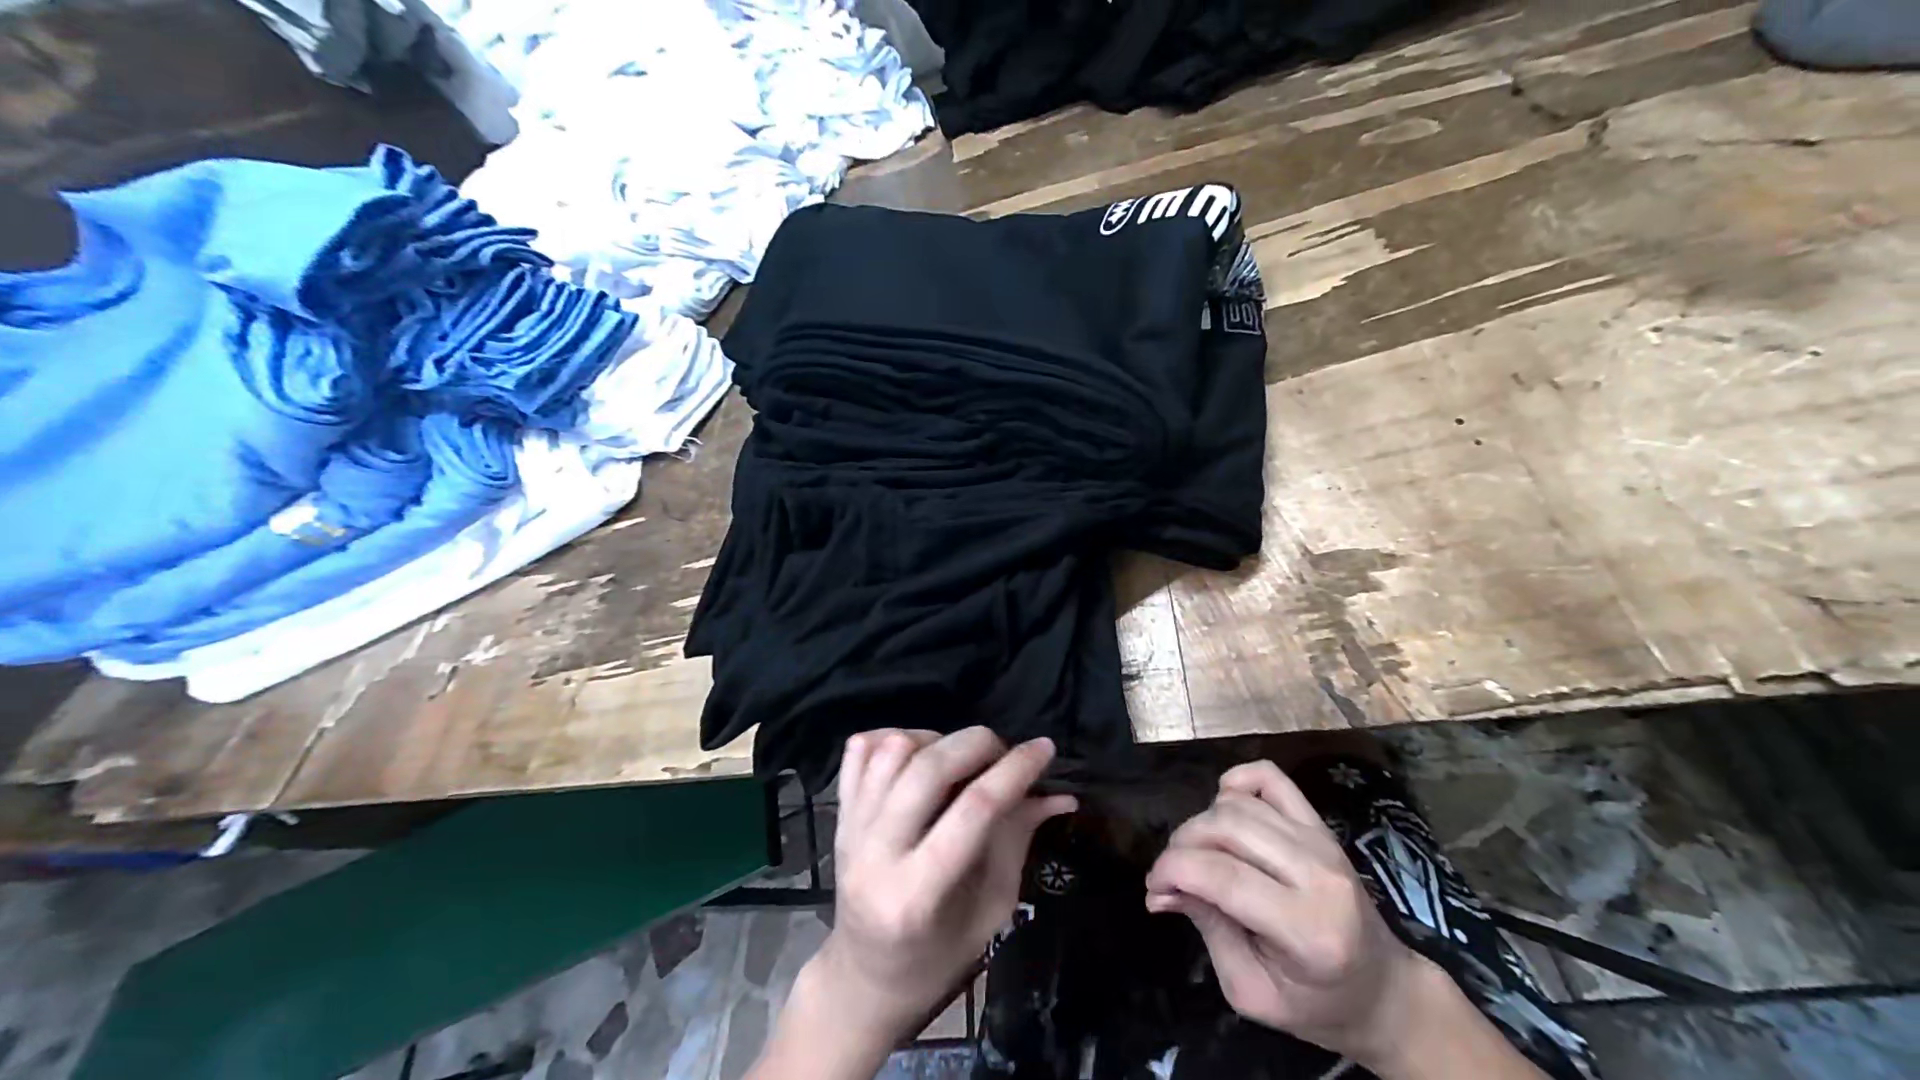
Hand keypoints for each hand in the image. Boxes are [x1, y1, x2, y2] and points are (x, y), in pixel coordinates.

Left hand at [812, 727, 1076, 1043]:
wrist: (863, 977)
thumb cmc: (936, 958)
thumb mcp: (988, 914)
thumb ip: (1015, 843)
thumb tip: (1057, 794)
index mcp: (917, 895)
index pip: (973, 811)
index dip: (1015, 771)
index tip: (1045, 748)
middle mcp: (875, 854)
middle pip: (927, 769)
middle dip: (977, 744)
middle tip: (1003, 751)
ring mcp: (849, 830)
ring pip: (891, 751)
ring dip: (936, 739)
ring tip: (959, 758)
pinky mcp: (838, 814)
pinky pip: (858, 751)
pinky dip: (893, 738)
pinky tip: (919, 754)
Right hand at [1144, 760, 1421, 1066]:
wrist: (1383, 992)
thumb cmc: (1315, 1004)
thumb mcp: (1251, 992)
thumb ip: (1207, 929)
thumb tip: (1160, 889)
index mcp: (1307, 930)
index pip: (1222, 875)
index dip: (1172, 870)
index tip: (1154, 888)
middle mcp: (1318, 875)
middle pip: (1225, 827)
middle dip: (1181, 845)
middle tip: (1171, 878)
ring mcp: (1322, 842)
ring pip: (1239, 802)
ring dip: (1202, 823)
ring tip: (1199, 856)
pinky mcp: (1320, 825)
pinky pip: (1268, 777)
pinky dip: (1236, 783)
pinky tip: (1224, 810)